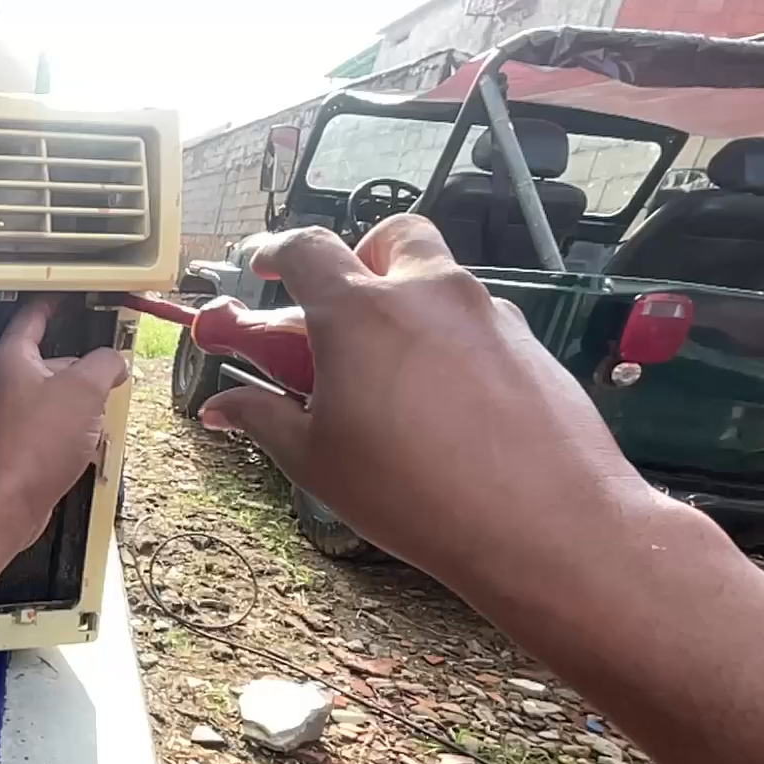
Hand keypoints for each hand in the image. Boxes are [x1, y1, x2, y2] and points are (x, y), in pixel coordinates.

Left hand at [0, 297, 128, 552]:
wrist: (10, 502)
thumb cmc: (32, 447)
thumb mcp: (85, 390)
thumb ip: (105, 364)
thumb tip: (115, 361)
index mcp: (11, 358)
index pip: (34, 315)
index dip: (56, 301)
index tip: (71, 294)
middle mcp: (4, 384)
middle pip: (52, 360)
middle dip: (84, 367)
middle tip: (109, 369)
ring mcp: (8, 416)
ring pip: (55, 397)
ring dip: (82, 404)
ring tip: (99, 417)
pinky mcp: (17, 444)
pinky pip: (51, 427)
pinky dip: (72, 431)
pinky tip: (86, 445)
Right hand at [199, 215, 656, 590]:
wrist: (545, 525)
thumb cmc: (405, 490)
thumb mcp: (310, 457)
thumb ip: (259, 416)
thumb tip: (217, 408)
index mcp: (359, 314)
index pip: (307, 250)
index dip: (276, 251)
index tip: (263, 267)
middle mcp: (427, 294)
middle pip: (389, 238)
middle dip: (356, 260)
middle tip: (336, 314)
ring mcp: (487, 314)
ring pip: (434, 280)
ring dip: (398, 304)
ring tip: (381, 376)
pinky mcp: (528, 344)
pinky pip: (470, 320)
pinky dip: (438, 339)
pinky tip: (433, 404)